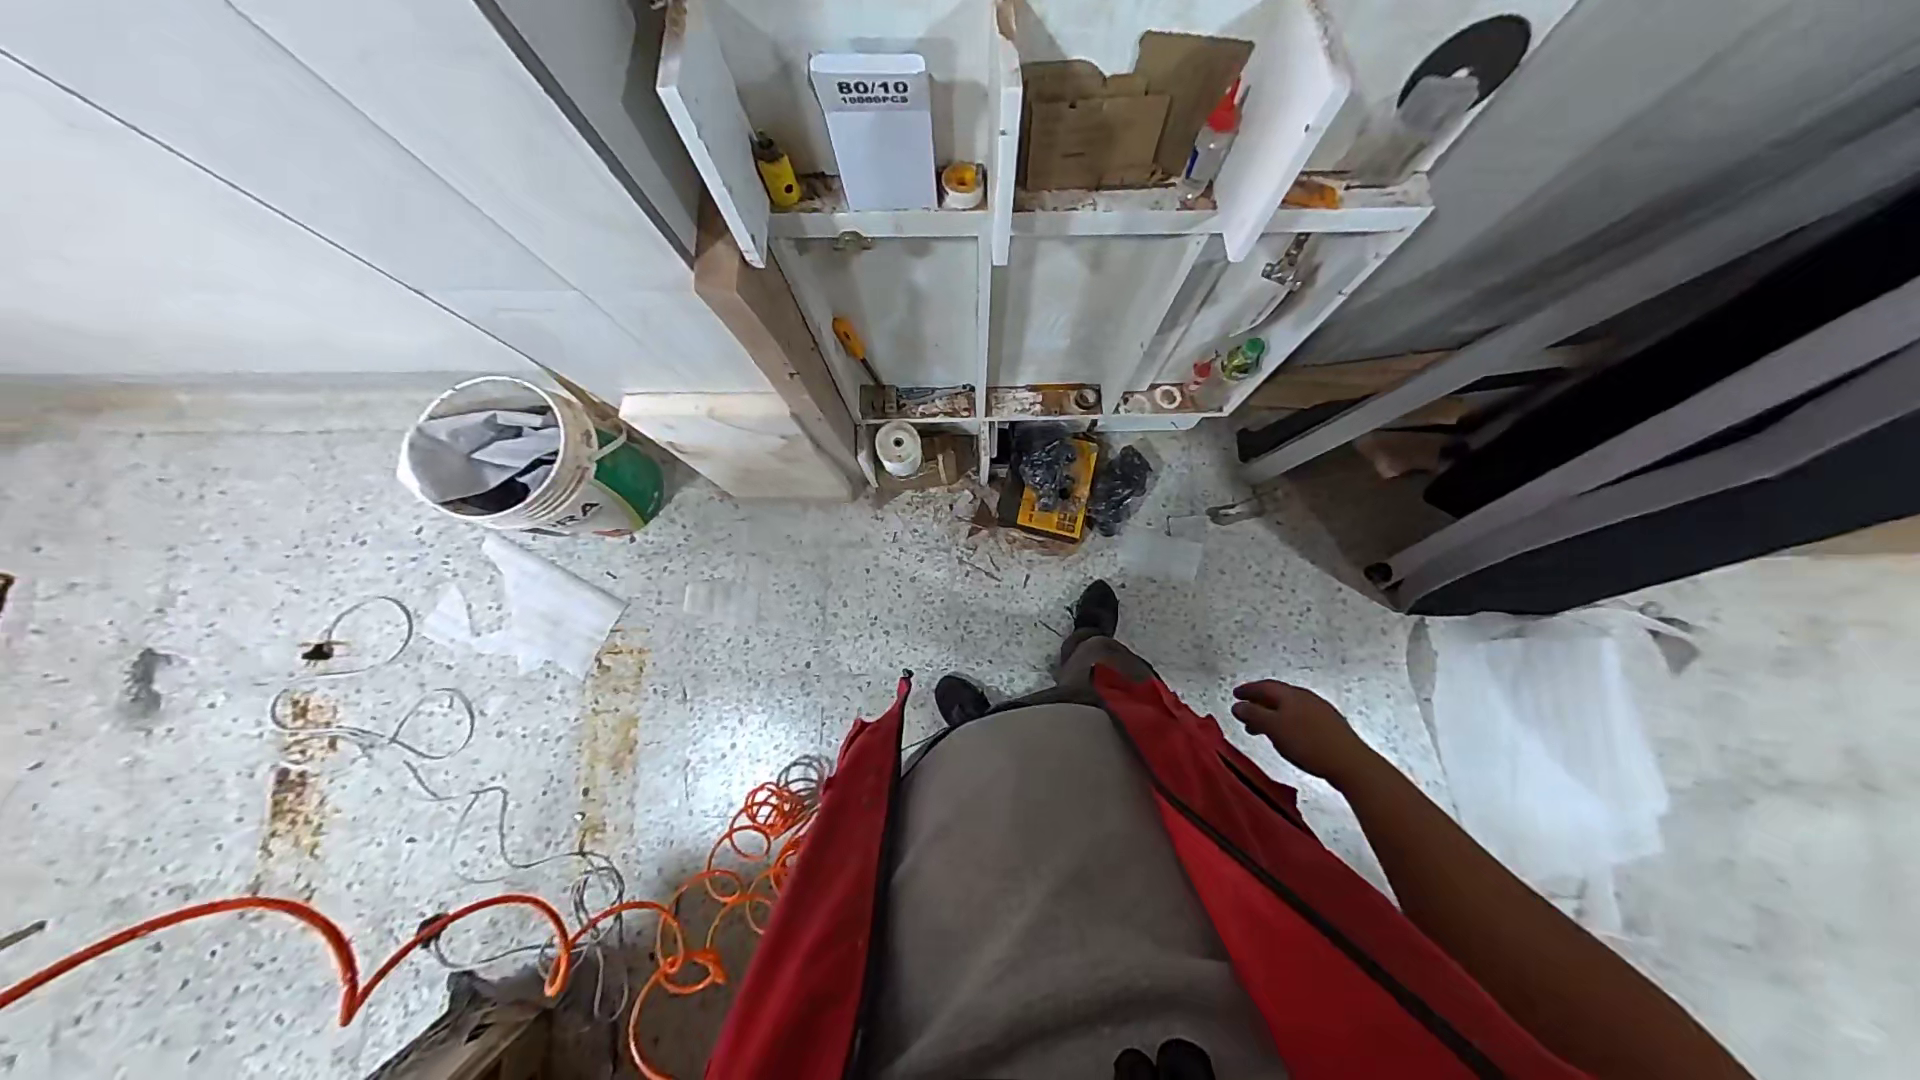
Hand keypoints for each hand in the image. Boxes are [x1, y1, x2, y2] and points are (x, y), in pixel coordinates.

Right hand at [1231, 680, 1378, 786]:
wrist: (1350, 764)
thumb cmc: (1309, 744)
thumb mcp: (1274, 729)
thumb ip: (1254, 715)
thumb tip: (1238, 705)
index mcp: (1291, 695)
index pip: (1264, 686)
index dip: (1248, 690)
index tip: (1236, 694)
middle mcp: (1306, 698)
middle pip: (1277, 696)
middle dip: (1259, 703)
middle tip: (1246, 711)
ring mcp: (1320, 711)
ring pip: (1289, 708)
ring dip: (1272, 715)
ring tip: (1261, 729)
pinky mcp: (1330, 726)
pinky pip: (1300, 718)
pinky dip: (1287, 723)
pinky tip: (1286, 736)